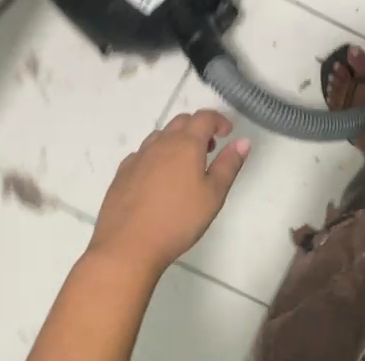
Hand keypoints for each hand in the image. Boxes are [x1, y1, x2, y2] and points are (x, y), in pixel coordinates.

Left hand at [87, 110, 250, 273]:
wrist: (126, 248)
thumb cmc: (177, 221)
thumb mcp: (213, 195)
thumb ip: (229, 165)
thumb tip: (243, 141)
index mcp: (186, 144)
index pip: (205, 117)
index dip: (219, 120)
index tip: (227, 133)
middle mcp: (161, 143)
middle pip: (182, 121)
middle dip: (198, 129)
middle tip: (209, 150)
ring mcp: (138, 157)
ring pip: (161, 136)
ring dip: (176, 141)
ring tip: (184, 166)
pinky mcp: (122, 173)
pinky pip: (142, 153)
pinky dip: (156, 156)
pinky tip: (157, 179)